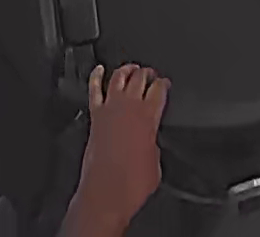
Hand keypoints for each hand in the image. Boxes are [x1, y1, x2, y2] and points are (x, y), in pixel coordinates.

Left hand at [67, 64, 169, 236]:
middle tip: (151, 73)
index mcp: (148, 117)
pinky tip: (99, 69)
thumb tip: (150, 141)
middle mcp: (129, 106)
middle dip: (147, 72)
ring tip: (132, 67)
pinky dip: (96, 76)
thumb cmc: (132, 184)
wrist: (106, 192)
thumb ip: (153, 144)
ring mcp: (110, 107)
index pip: (159, 90)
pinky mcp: (95, 114)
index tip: (165, 83)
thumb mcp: (155, 165)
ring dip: (127, 69)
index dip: (163, 84)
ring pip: (118, 76)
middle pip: (140, 77)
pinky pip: (94, 88)